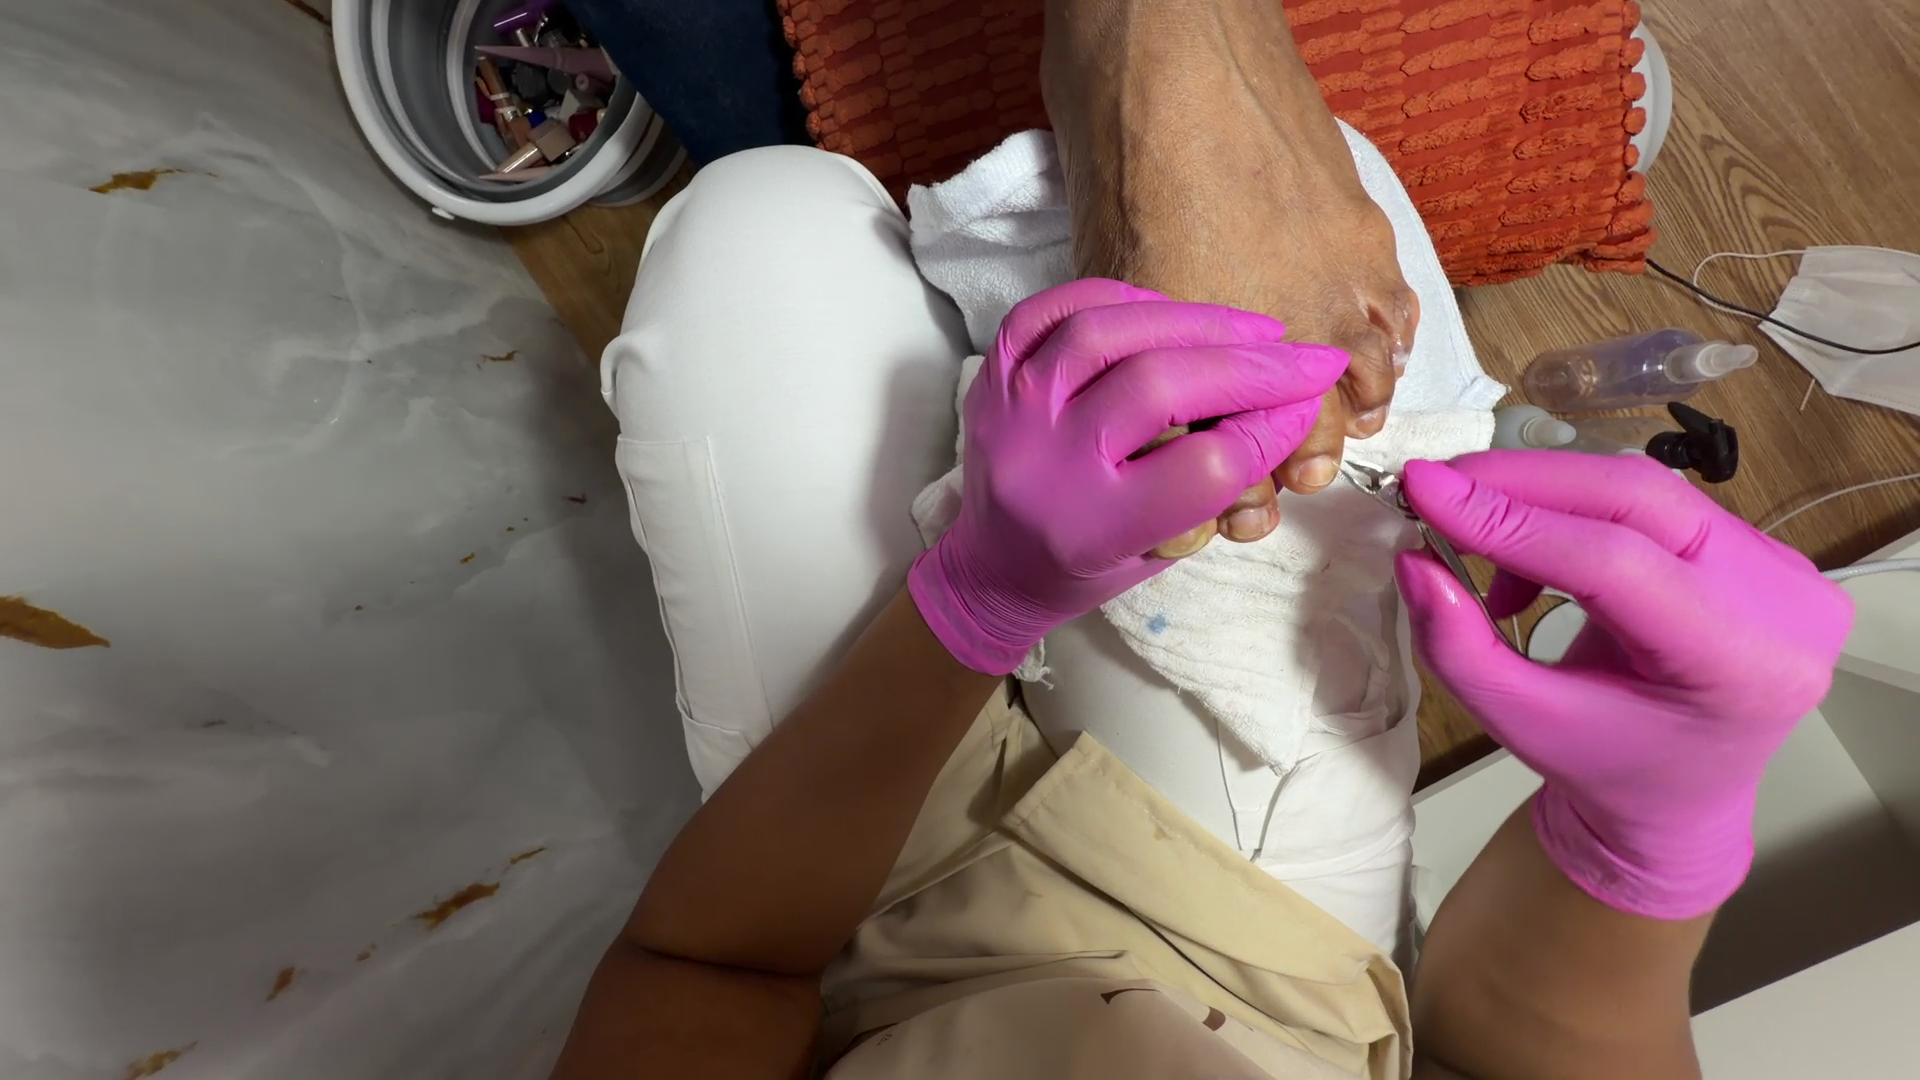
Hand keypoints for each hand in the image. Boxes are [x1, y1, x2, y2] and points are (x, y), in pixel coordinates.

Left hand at [910, 278, 1345, 673]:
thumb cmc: (1082, 571)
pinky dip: (1116, 300)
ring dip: (1195, 322)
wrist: (992, 568)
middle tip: (1308, 360)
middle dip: (1254, 368)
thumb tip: (1286, 405)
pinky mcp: (991, 380)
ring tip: (1254, 330)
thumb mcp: (1155, 552)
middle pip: (1160, 387)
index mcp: (1089, 529)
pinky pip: (1051, 311)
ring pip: (1106, 333)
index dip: (1272, 432)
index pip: (1204, 467)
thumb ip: (1212, 488)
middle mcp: (1045, 465)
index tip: (1308, 409)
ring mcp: (1010, 413)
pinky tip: (1167, 311)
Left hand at [1043, 0, 1417, 556]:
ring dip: (1345, 422)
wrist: (1171, 56)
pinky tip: (1373, 369)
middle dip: (1291, 474)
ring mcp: (1336, 285)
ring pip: (1363, 387)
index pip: (1234, 458)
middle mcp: (1284, 335)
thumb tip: (1155, 405)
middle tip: (1279, 492)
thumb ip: (1141, 356)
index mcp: (1210, 360)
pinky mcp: (1365, 235)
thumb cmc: (1118, 172)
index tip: (1228, 517)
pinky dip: (1387, 355)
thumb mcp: (1105, 287)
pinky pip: (1397, 319)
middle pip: (1308, 436)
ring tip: (1329, 438)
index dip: (1233, 499)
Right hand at [1396, 452, 1853, 918]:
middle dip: (1517, 481)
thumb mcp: (1511, 716)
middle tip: (1434, 486)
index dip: (1504, 519)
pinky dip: (1556, 511)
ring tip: (1469, 535)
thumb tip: (1412, 559)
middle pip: (1632, 495)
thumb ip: (1454, 642)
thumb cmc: (1599, 762)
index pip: (1608, 559)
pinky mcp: (1747, 544)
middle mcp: (1779, 599)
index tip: (1421, 488)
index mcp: (1736, 662)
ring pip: (1632, 485)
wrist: (1674, 782)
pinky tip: (1521, 559)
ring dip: (1532, 494)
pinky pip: (1636, 498)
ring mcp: (1777, 564)